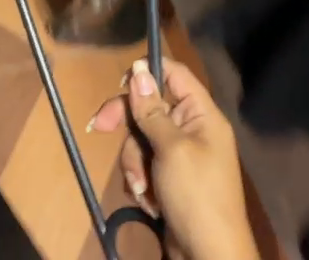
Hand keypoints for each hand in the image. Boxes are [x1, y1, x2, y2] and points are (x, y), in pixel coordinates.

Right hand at [88, 59, 256, 259]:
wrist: (209, 259)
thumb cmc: (196, 197)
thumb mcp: (171, 149)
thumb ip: (151, 109)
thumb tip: (139, 68)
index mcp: (202, 116)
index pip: (174, 75)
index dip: (147, 72)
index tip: (121, 83)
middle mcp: (192, 130)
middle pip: (149, 107)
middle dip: (127, 123)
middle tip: (99, 127)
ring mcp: (180, 155)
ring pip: (141, 138)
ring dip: (134, 161)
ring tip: (141, 188)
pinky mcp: (169, 178)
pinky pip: (143, 163)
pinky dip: (140, 179)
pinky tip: (147, 200)